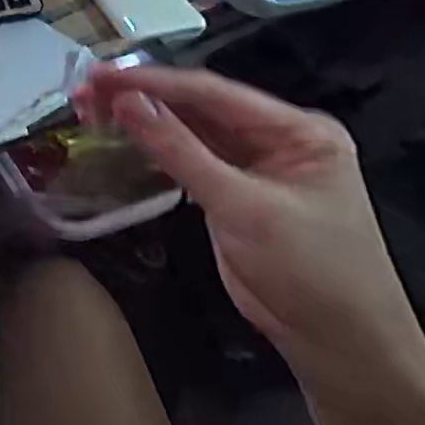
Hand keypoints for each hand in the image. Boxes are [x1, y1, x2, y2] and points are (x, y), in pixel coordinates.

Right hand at [74, 65, 424, 391]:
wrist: (339, 349)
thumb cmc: (310, 273)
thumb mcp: (243, 207)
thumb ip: (179, 150)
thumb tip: (125, 100)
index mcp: (296, 129)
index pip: (212, 93)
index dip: (152, 81)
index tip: (100, 75)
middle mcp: (272, 136)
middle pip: (195, 105)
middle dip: (138, 95)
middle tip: (84, 90)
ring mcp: (249, 162)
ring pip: (184, 127)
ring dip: (138, 117)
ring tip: (88, 107)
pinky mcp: (227, 188)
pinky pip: (182, 154)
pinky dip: (149, 145)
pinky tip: (117, 134)